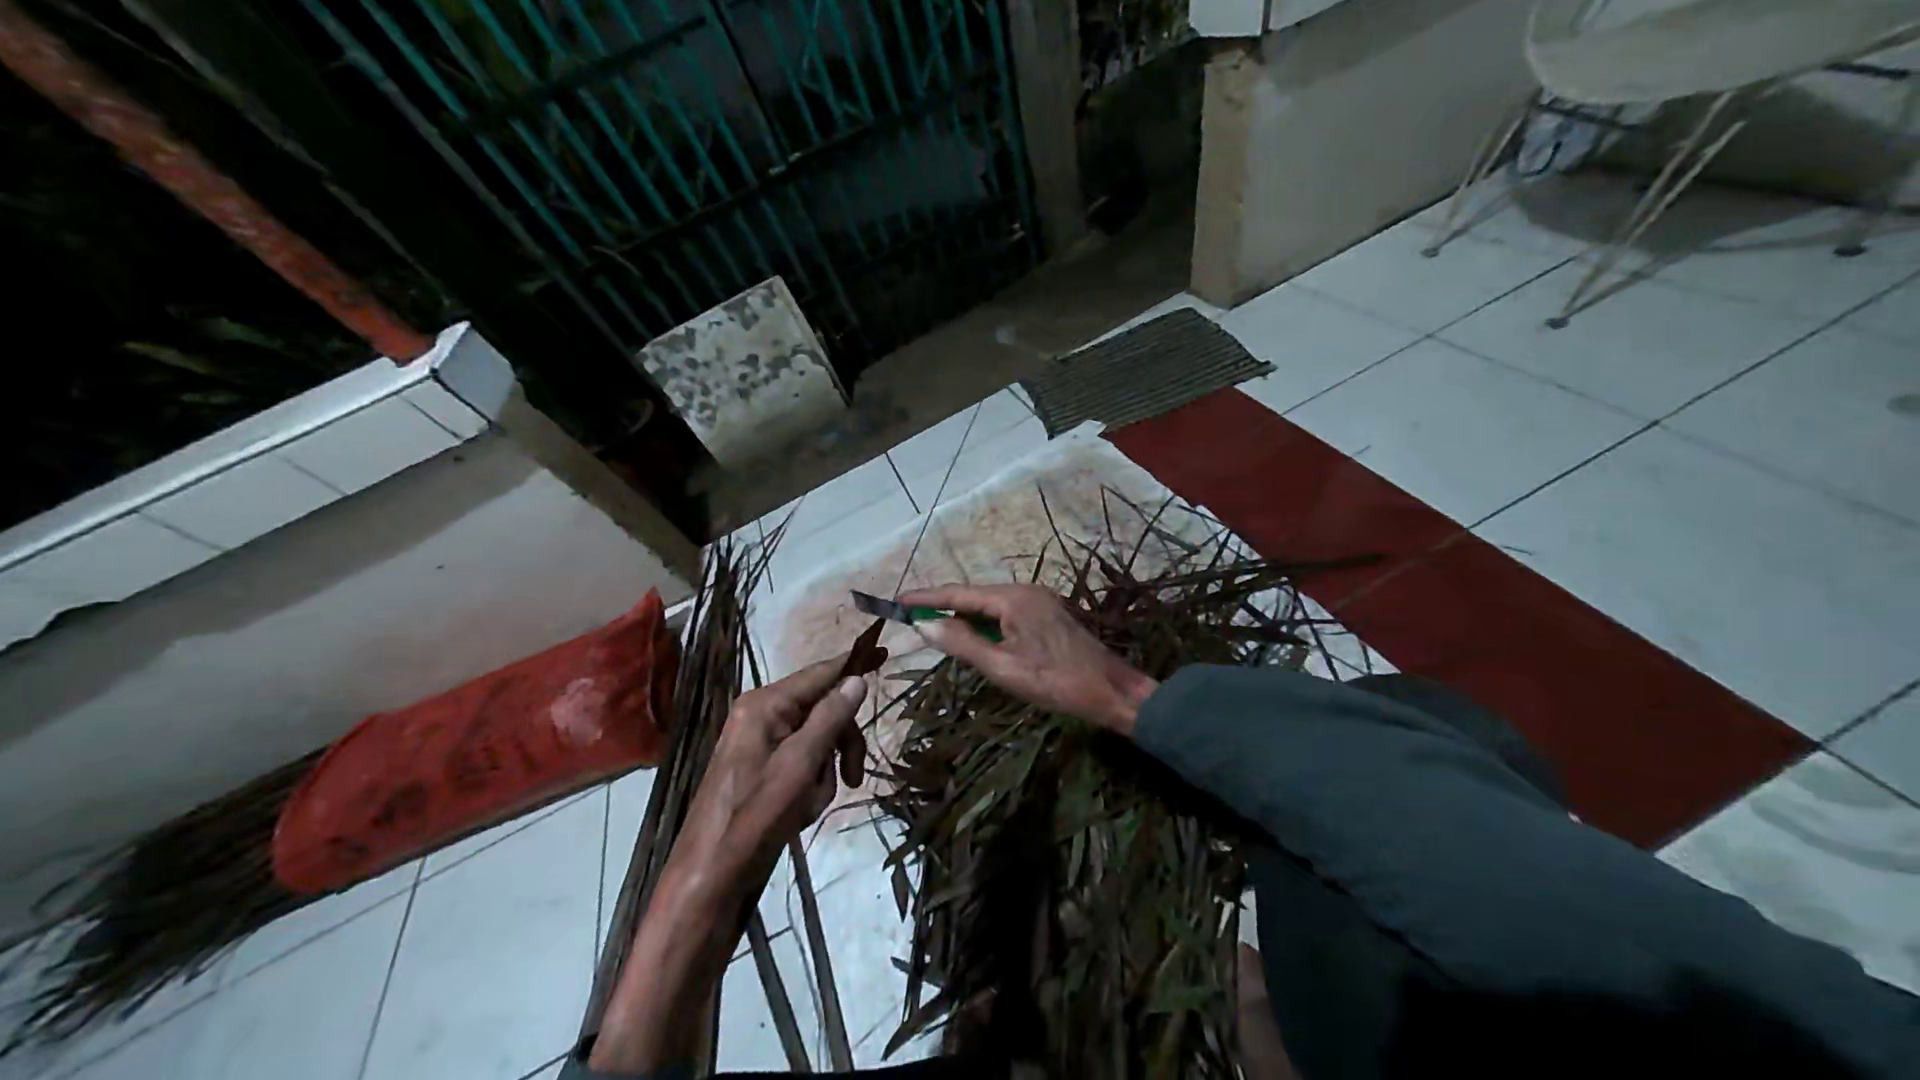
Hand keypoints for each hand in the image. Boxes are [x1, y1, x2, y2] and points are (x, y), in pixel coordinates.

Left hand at [666, 655, 873, 898]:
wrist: (713, 872)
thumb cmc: (755, 814)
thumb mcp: (800, 763)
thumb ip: (830, 717)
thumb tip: (856, 679)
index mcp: (765, 704)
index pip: (820, 673)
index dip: (853, 664)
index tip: (883, 651)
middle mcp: (762, 714)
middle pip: (823, 710)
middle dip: (841, 743)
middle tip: (854, 777)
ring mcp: (760, 740)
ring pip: (817, 739)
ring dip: (825, 771)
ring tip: (811, 803)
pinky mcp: (762, 766)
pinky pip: (803, 760)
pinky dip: (811, 783)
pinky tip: (800, 810)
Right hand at [899, 583, 1157, 735]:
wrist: (1111, 691)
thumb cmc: (1056, 682)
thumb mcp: (1002, 666)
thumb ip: (962, 643)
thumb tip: (925, 625)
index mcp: (1013, 598)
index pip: (958, 593)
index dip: (926, 598)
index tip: (897, 600)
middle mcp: (1025, 592)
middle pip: (973, 598)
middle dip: (942, 609)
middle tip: (911, 622)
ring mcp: (1038, 603)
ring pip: (989, 608)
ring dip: (963, 619)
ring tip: (935, 632)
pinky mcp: (1046, 617)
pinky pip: (1005, 616)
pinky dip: (984, 626)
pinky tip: (973, 641)